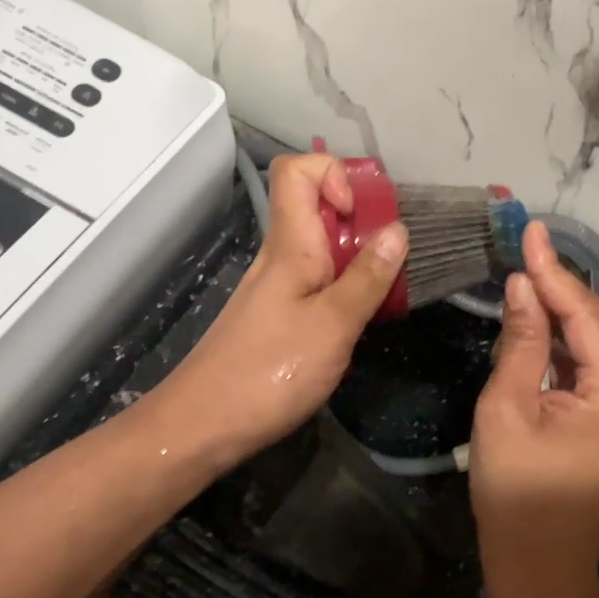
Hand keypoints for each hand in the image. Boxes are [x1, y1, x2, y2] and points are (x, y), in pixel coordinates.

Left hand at [149, 153, 407, 466]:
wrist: (201, 426)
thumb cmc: (269, 372)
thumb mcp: (333, 325)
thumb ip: (367, 278)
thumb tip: (397, 230)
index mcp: (290, 244)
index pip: (296, 170)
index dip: (333, 174)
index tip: (361, 214)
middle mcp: (280, 255)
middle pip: (315, 206)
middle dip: (360, 220)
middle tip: (392, 257)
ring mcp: (276, 286)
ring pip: (320, 247)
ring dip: (357, 258)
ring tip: (385, 292)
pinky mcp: (277, 316)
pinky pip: (316, 281)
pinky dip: (343, 288)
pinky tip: (358, 322)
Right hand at [469, 221, 598, 577]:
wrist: (537, 569)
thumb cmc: (517, 494)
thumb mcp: (508, 409)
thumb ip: (521, 343)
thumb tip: (525, 283)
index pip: (586, 316)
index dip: (555, 270)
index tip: (531, 229)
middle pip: (591, 325)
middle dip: (556, 284)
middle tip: (524, 241)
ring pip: (586, 343)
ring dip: (553, 310)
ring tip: (525, 266)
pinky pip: (581, 367)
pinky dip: (555, 341)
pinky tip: (532, 316)